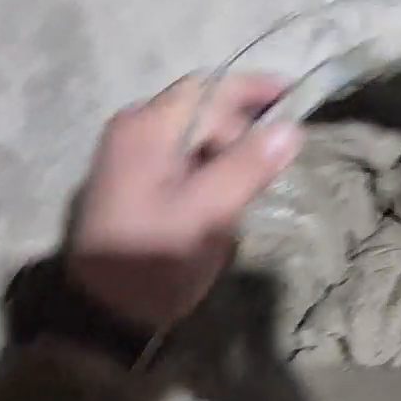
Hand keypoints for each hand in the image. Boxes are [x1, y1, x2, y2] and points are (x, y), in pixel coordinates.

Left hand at [67, 74, 301, 331]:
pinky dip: (210, 165)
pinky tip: (227, 192)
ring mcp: (130, 156)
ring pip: (193, 134)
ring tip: (257, 179)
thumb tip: (290, 129)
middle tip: (277, 159)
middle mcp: (135, 130)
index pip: (209, 89)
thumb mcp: (205, 216)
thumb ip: (246, 169)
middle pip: (201, 108)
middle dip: (243, 126)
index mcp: (147, 129)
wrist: (102, 311)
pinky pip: (182, 156)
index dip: (255, 89)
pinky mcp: (134, 181)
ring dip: (229, 148)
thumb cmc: (154, 262)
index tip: (297, 97)